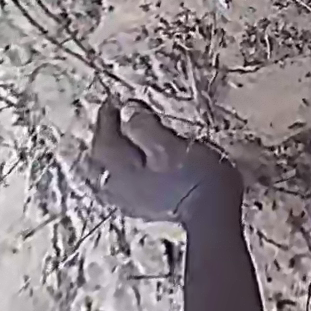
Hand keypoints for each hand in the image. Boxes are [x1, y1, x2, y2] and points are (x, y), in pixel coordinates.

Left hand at [79, 100, 241, 224]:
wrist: (210, 211)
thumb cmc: (192, 174)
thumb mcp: (169, 145)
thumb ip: (145, 128)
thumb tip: (127, 109)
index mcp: (122, 170)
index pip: (105, 140)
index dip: (107, 118)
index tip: (112, 99)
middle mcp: (118, 187)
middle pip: (100, 159)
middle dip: (104, 136)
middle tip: (112, 116)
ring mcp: (130, 199)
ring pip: (107, 173)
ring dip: (109, 153)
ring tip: (118, 136)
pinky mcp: (143, 205)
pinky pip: (119, 182)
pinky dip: (119, 167)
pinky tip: (128, 164)